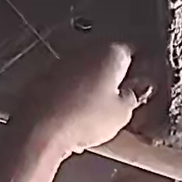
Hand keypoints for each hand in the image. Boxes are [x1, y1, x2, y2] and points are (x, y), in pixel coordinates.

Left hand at [9, 42, 148, 158]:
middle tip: (122, 103)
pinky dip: (72, 96)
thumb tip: (136, 90)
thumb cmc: (82, 118)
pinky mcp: (42, 79)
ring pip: (85, 72)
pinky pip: (65, 85)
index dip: (141, 69)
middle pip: (107, 60)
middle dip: (114, 79)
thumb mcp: (122, 112)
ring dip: (92, 87)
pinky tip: (75, 116)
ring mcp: (61, 63)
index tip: (143, 85)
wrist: (39, 130)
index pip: (134, 51)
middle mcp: (84, 50)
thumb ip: (134, 96)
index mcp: (110, 52)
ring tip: (96, 114)